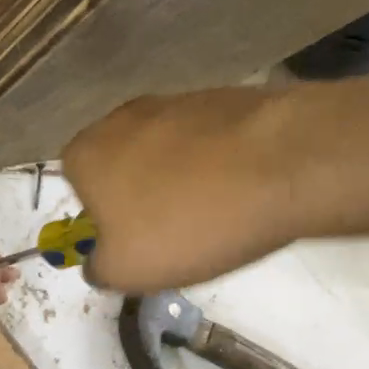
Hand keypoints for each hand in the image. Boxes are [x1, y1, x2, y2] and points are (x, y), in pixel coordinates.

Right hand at [63, 87, 297, 292]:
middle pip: (121, 165)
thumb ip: (97, 268)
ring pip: (167, 150)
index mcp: (82, 154)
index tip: (134, 239)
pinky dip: (222, 161)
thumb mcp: (125, 271)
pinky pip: (211, 139)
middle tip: (172, 228)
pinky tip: (246, 187)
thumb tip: (100, 260)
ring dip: (182, 177)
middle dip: (140, 193)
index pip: (76, 188)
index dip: (103, 218)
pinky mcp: (227, 96)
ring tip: (217, 210)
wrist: (292, 163)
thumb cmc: (188, 221)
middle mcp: (119, 119)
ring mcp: (175, 101)